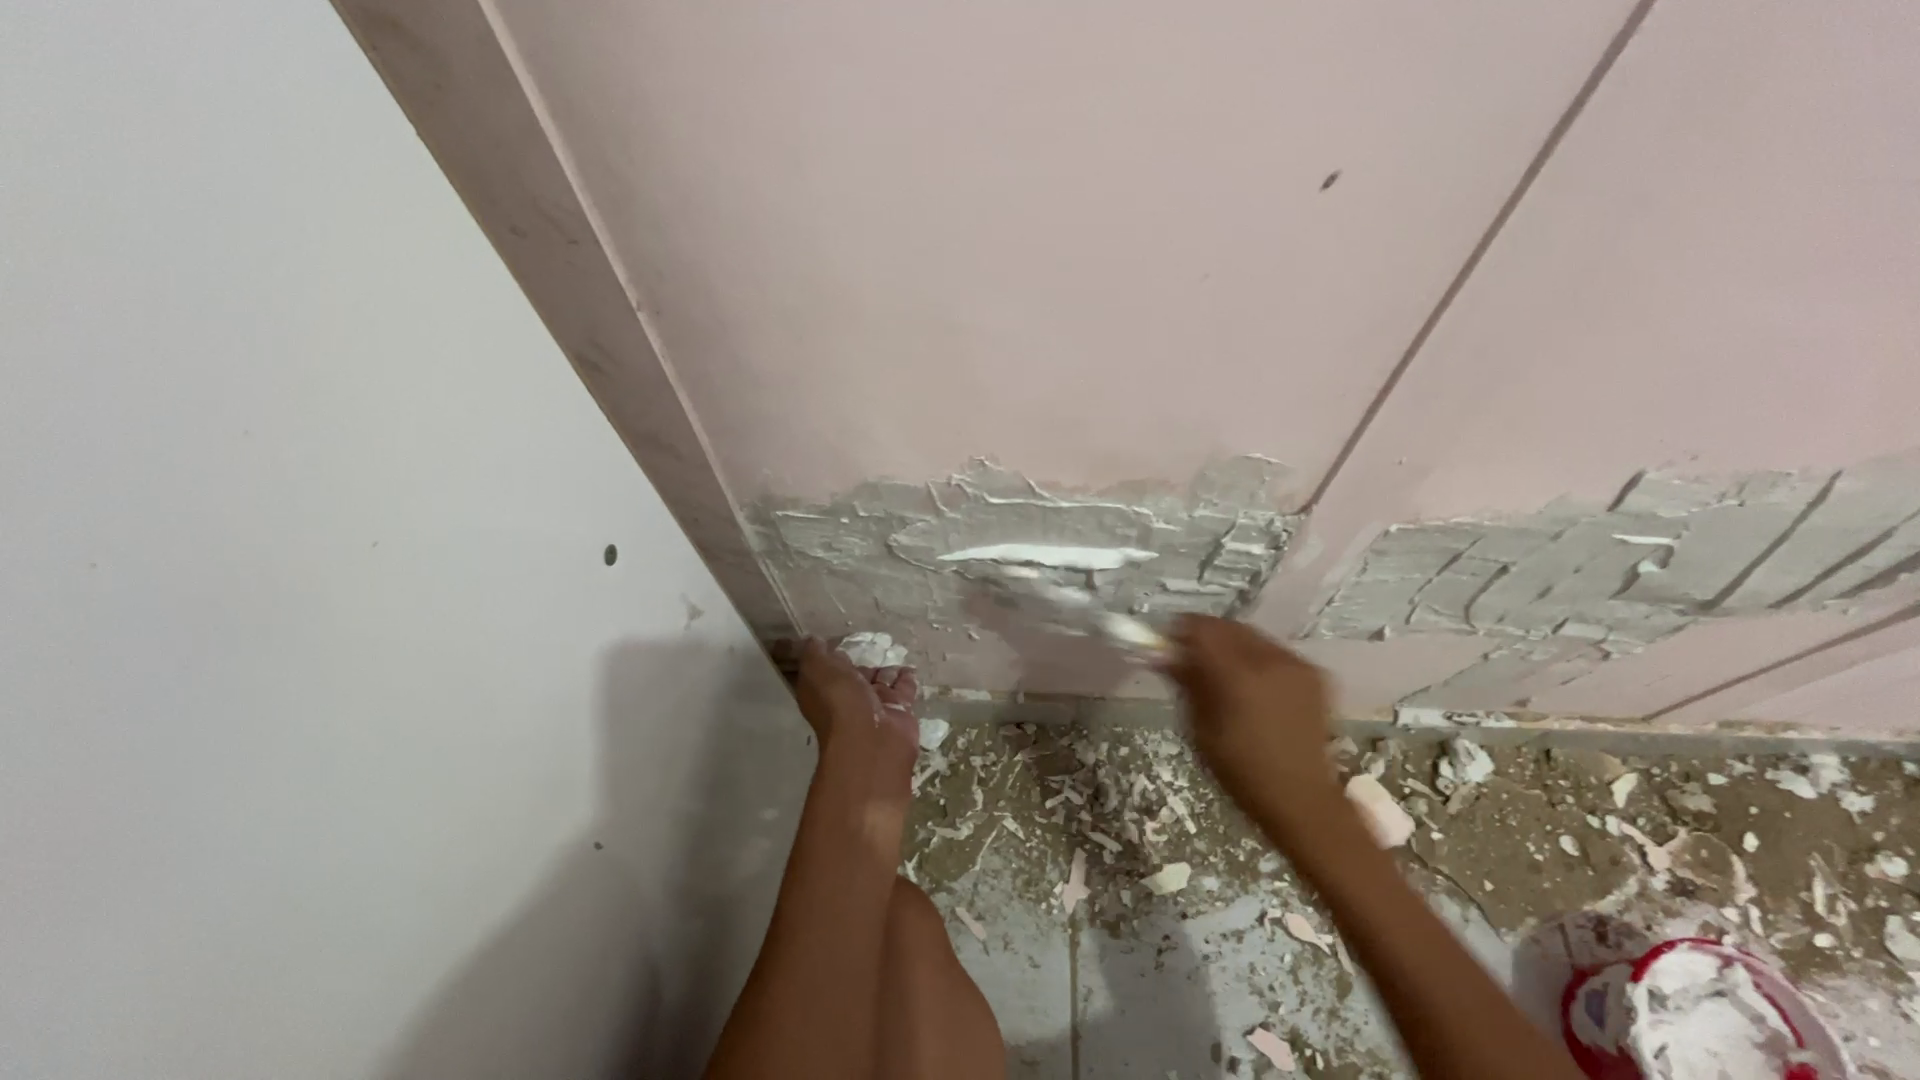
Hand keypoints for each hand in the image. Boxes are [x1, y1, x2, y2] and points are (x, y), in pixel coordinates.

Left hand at [793, 639, 919, 837]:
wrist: (871, 737)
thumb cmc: (839, 700)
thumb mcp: (817, 668)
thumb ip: (814, 653)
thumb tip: (814, 640)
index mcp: (824, 690)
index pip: (827, 670)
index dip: (832, 657)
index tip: (839, 642)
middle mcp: (848, 699)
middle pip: (856, 677)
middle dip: (862, 665)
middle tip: (872, 645)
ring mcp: (875, 707)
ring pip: (881, 682)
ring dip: (886, 670)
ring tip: (894, 652)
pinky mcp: (899, 711)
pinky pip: (904, 690)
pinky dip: (907, 678)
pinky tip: (910, 667)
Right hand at [1163, 616, 1340, 821]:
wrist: (1300, 797)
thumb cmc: (1239, 771)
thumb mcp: (1200, 729)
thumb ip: (1185, 683)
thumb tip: (1162, 653)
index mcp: (1237, 676)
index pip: (1201, 629)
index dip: (1180, 630)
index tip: (1167, 643)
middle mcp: (1270, 660)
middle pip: (1228, 627)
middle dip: (1205, 635)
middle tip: (1189, 656)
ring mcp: (1297, 665)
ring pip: (1252, 637)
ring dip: (1231, 645)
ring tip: (1221, 670)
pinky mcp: (1314, 674)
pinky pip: (1275, 652)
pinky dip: (1257, 658)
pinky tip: (1252, 683)